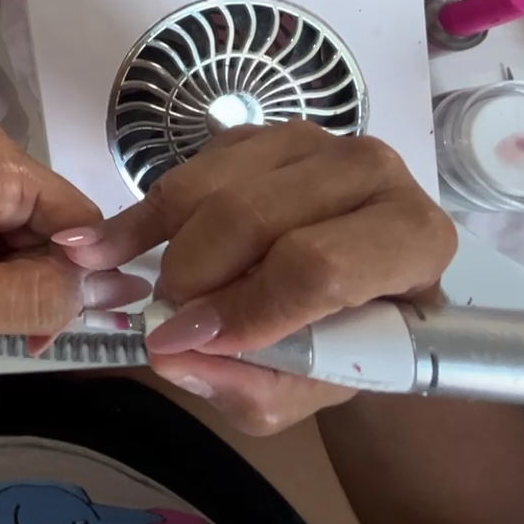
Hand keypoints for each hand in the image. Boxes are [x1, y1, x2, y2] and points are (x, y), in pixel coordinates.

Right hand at [54, 122, 455, 435]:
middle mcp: (365, 170)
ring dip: (163, 245)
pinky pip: (181, 174)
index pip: (318, 265)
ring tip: (149, 286)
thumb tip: (168, 353)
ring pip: (204, 188)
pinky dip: (141, 216)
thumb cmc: (345, 340)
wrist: (351, 289)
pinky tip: (112, 245)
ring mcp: (302, 141)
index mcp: (412, 237)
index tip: (186, 338)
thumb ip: (247, 384)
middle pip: (249, 217)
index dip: (246, 305)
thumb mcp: (311, 389)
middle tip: (166, 315)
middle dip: (192, 274)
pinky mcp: (248, 135)